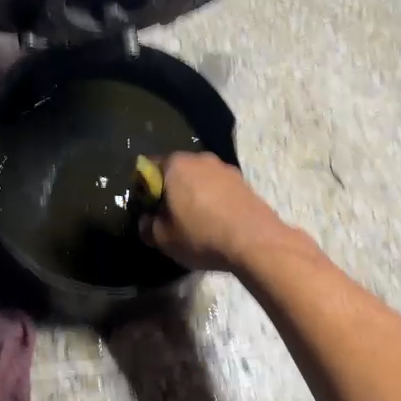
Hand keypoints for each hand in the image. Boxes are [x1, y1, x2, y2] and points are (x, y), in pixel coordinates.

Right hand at [140, 152, 293, 272]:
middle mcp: (199, 158)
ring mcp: (224, 167)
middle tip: (171, 216)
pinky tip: (218, 222)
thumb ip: (147, 227)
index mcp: (174, 164)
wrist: (256, 242)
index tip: (149, 210)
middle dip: (171, 189)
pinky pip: (219, 187)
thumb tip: (146, 221)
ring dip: (194, 194)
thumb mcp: (164, 239)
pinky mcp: (243, 181)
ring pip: (199, 178)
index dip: (144, 189)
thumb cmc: (202, 235)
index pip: (148, 168)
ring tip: (197, 221)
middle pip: (176, 171)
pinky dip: (214, 199)